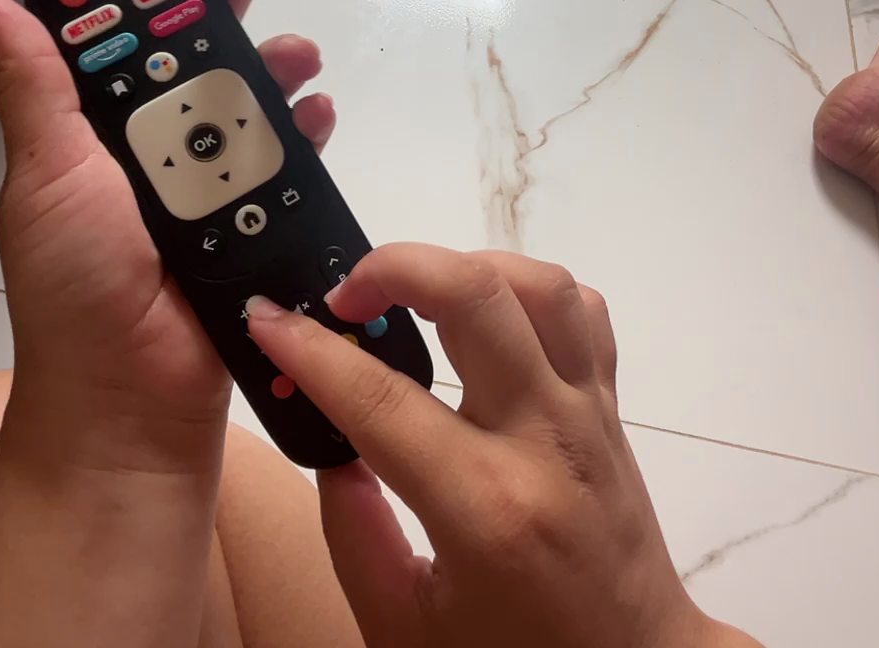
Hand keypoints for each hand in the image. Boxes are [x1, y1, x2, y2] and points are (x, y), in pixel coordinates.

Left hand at [0, 0, 336, 472]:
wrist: (136, 396)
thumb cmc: (80, 282)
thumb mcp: (48, 175)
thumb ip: (34, 87)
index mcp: (97, 127)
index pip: (124, 30)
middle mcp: (153, 145)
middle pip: (196, 54)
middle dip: (221, 2)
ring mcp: (209, 181)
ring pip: (249, 100)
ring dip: (274, 64)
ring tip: (296, 54)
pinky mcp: (255, 216)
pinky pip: (287, 158)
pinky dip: (306, 130)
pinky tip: (318, 112)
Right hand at [243, 245, 759, 647]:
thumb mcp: (404, 625)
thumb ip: (351, 527)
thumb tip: (327, 437)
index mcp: (485, 508)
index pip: (382, 397)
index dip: (310, 347)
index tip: (268, 318)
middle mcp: (545, 438)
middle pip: (477, 298)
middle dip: (396, 267)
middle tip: (348, 294)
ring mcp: (587, 410)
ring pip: (541, 285)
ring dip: (467, 266)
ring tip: (418, 293)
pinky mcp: (610, 402)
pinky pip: (582, 311)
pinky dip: (528, 291)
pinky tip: (489, 315)